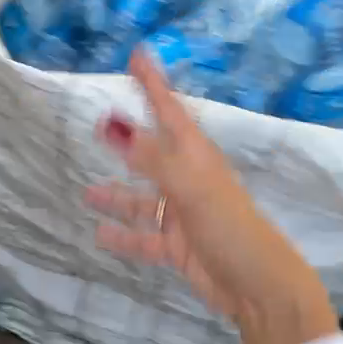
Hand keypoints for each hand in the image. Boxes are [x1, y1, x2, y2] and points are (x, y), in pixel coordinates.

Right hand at [84, 48, 341, 343]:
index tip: (136, 59)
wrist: (254, 284)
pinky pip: (143, 239)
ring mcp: (183, 217)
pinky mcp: (177, 248)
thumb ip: (151, 159)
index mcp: (197, 160)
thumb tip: (113, 126)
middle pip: (153, 156)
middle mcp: (189, 183)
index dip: (153, 87)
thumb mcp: (191, 189)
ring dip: (117, 197)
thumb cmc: (230, 230)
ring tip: (88, 193)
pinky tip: (100, 235)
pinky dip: (123, 237)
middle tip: (99, 128)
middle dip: (129, 143)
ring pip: (143, 202)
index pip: (169, 114)